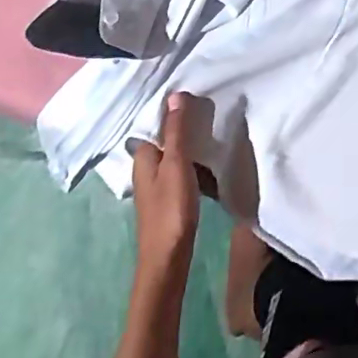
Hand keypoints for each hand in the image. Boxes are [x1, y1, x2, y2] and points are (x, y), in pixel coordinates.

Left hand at [131, 92, 200, 274]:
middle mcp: (145, 167)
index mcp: (143, 155)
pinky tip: (211, 167)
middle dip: (185, 127)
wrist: (167, 262)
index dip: (174, 109)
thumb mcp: (176, 165)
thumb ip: (175, 131)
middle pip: (166, 138)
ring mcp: (156, 185)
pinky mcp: (168, 199)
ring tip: (215, 135)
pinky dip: (194, 167)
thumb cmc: (170, 210)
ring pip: (175, 156)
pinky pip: (182, 173)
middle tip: (211, 114)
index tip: (197, 98)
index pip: (156, 122)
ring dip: (192, 148)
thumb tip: (174, 95)